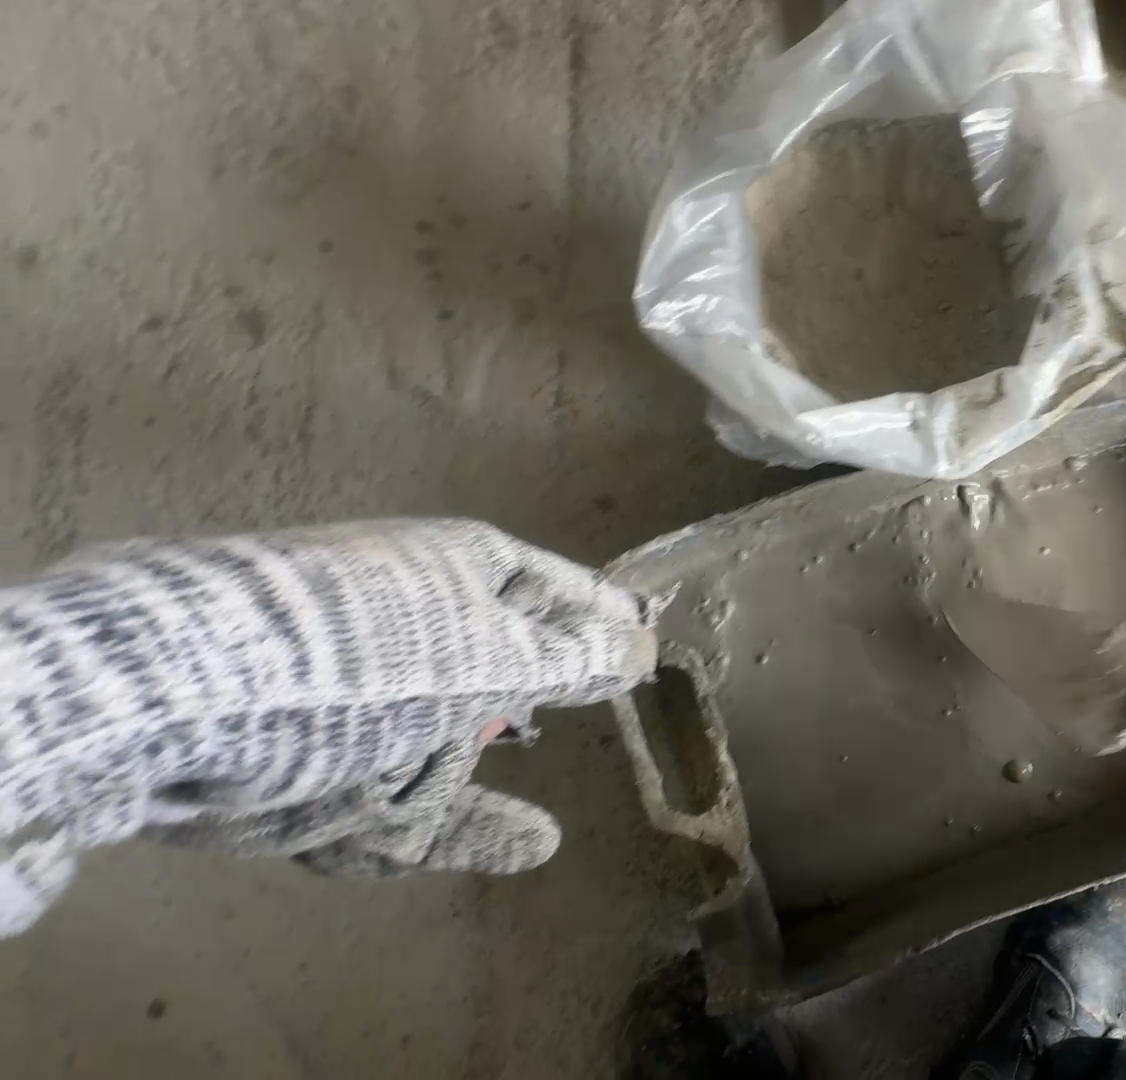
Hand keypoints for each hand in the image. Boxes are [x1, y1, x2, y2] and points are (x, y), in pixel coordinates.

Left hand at [0, 520, 657, 934]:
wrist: (182, 701)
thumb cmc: (377, 651)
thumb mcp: (500, 653)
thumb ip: (579, 658)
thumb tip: (647, 646)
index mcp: (460, 573)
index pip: (556, 585)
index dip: (605, 609)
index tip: (650, 628)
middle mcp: (415, 628)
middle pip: (503, 658)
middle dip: (545, 686)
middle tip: (593, 703)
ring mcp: (366, 699)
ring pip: (455, 733)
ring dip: (492, 759)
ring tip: (543, 789)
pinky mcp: (328, 766)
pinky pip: (416, 799)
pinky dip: (469, 824)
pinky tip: (530, 842)